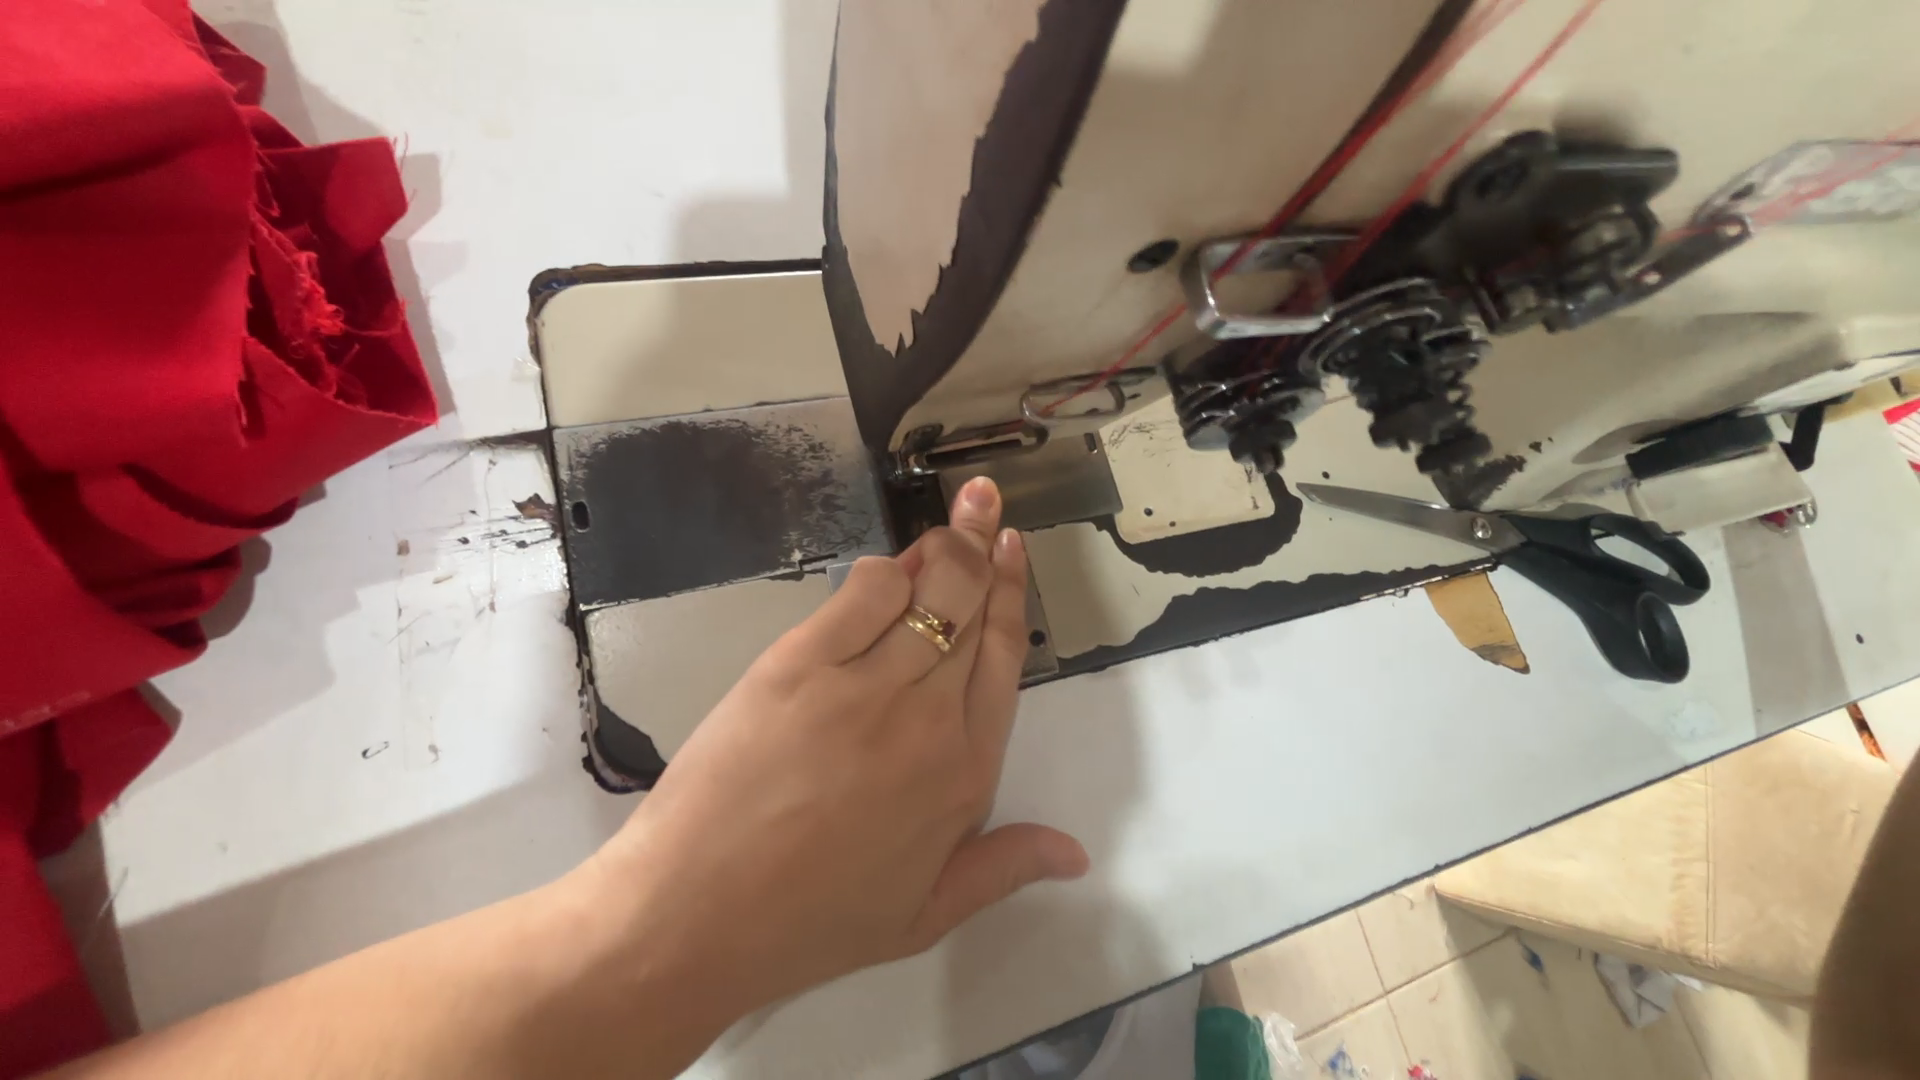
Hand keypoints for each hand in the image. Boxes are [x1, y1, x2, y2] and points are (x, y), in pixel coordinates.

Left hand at [579, 476, 1088, 1019]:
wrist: (697, 916)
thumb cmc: (813, 920)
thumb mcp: (925, 913)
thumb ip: (1005, 868)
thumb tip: (1076, 852)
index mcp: (966, 772)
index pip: (1004, 658)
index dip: (1011, 595)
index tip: (1012, 549)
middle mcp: (930, 717)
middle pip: (969, 611)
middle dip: (982, 547)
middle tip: (985, 503)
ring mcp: (865, 685)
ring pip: (924, 592)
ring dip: (942, 547)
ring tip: (954, 512)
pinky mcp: (800, 664)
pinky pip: (859, 595)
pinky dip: (880, 573)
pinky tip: (887, 565)